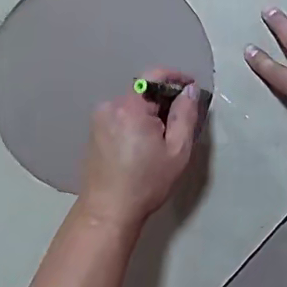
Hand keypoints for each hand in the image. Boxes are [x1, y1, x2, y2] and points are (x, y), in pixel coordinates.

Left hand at [78, 68, 204, 226]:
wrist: (108, 210)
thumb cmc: (146, 182)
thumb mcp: (177, 151)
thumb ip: (186, 115)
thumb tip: (189, 90)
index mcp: (130, 107)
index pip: (154, 76)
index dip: (176, 77)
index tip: (191, 88)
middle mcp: (110, 106)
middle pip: (143, 91)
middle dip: (164, 100)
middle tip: (180, 123)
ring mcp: (99, 118)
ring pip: (133, 105)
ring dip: (149, 113)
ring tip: (161, 139)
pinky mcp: (94, 130)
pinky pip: (121, 116)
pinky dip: (135, 122)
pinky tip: (142, 146)